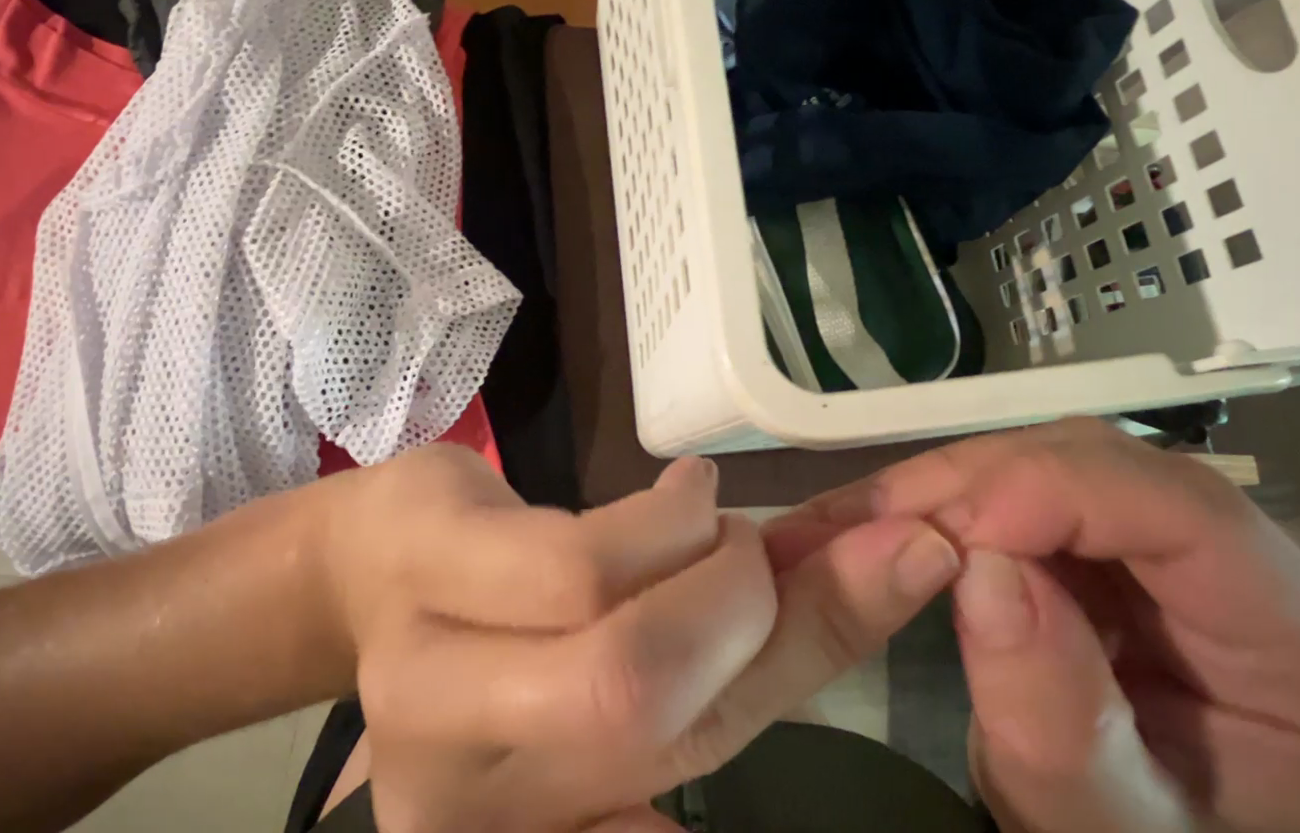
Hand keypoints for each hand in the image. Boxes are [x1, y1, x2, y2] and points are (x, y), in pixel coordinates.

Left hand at [319, 444, 962, 831]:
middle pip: (640, 714)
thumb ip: (781, 643)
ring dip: (710, 562)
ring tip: (710, 530)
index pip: (662, 812)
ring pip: (615, 639)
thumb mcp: (670, 677)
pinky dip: (668, 517)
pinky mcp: (423, 566)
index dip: (761, 722)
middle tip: (756, 563)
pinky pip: (578, 554)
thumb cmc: (533, 635)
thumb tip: (910, 560)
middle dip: (744, 617)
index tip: (900, 582)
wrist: (389, 565)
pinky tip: (679, 498)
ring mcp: (419, 683)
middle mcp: (455, 797)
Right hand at [843, 419, 1299, 832]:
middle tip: (879, 518)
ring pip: (1075, 458)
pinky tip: (919, 519)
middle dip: (989, 482)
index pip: (1193, 519)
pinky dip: (972, 493)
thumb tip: (984, 567)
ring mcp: (1206, 543)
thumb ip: (1053, 721)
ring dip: (968, 481)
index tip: (942, 524)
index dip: (1061, 493)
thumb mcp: (1090, 822)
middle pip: (1123, 471)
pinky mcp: (1141, 532)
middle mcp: (1280, 573)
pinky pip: (1050, 479)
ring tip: (882, 517)